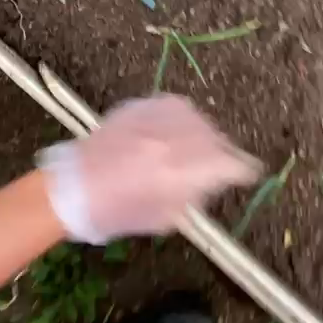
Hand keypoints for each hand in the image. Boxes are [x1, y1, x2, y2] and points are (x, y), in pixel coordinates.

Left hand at [38, 95, 260, 243]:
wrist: (73, 186)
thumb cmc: (117, 212)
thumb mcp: (165, 216)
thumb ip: (194, 194)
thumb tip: (213, 181)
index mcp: (177, 170)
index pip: (225, 162)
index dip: (243, 168)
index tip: (249, 172)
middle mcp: (169, 139)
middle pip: (214, 136)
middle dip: (224, 150)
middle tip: (225, 162)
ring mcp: (153, 118)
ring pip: (197, 117)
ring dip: (206, 131)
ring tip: (202, 145)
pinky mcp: (139, 107)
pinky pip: (173, 105)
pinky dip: (184, 117)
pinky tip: (181, 129)